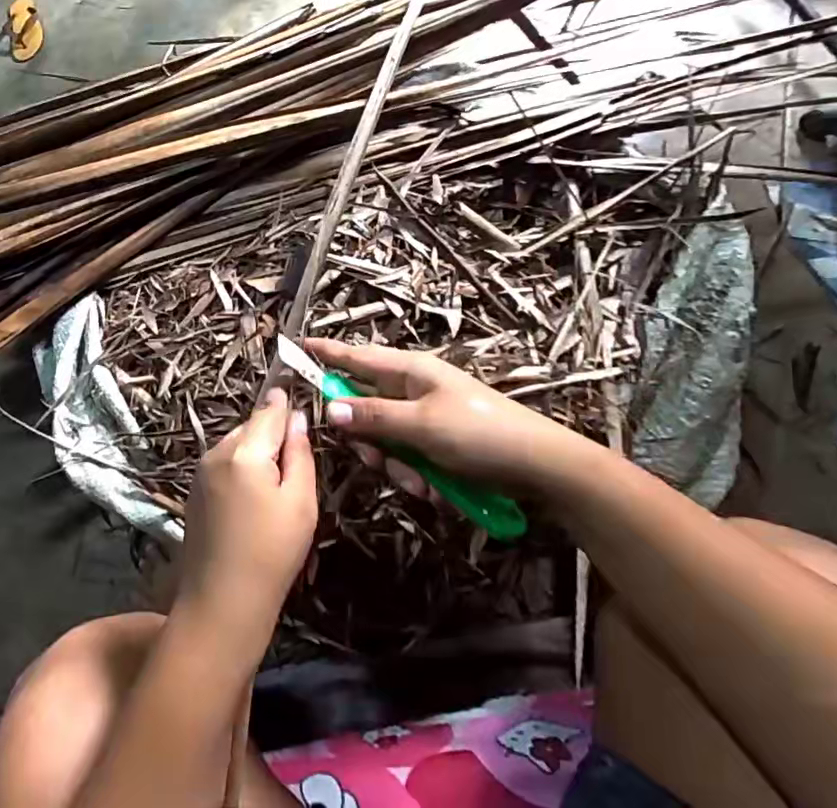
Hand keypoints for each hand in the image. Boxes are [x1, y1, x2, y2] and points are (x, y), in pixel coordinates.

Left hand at [176, 388, 316, 634]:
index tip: (301, 394)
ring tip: (277, 488)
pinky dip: (242, 469)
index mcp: (243, 451)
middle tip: (297, 462)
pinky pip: (224, 464)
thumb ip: (299, 454)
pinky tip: (254, 501)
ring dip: (257, 452)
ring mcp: (200, 471)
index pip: (269, 410)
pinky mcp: (194, 490)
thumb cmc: (272, 553)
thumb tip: (296, 418)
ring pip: (237, 444)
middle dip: (273, 434)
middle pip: (251, 425)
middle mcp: (216, 452)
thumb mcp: (301, 503)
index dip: (286, 403)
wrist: (221, 602)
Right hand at [303, 338, 605, 496]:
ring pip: (382, 437)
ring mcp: (425, 415)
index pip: (355, 356)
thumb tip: (329, 408)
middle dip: (367, 438)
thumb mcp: (420, 426)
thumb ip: (371, 417)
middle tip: (376, 458)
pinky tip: (434, 490)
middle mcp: (412, 388)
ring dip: (394, 463)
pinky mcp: (437, 441)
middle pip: (362, 405)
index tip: (295, 347)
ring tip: (419, 482)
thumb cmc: (479, 434)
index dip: (325, 353)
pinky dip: (414, 473)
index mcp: (409, 370)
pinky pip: (406, 454)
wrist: (541, 467)